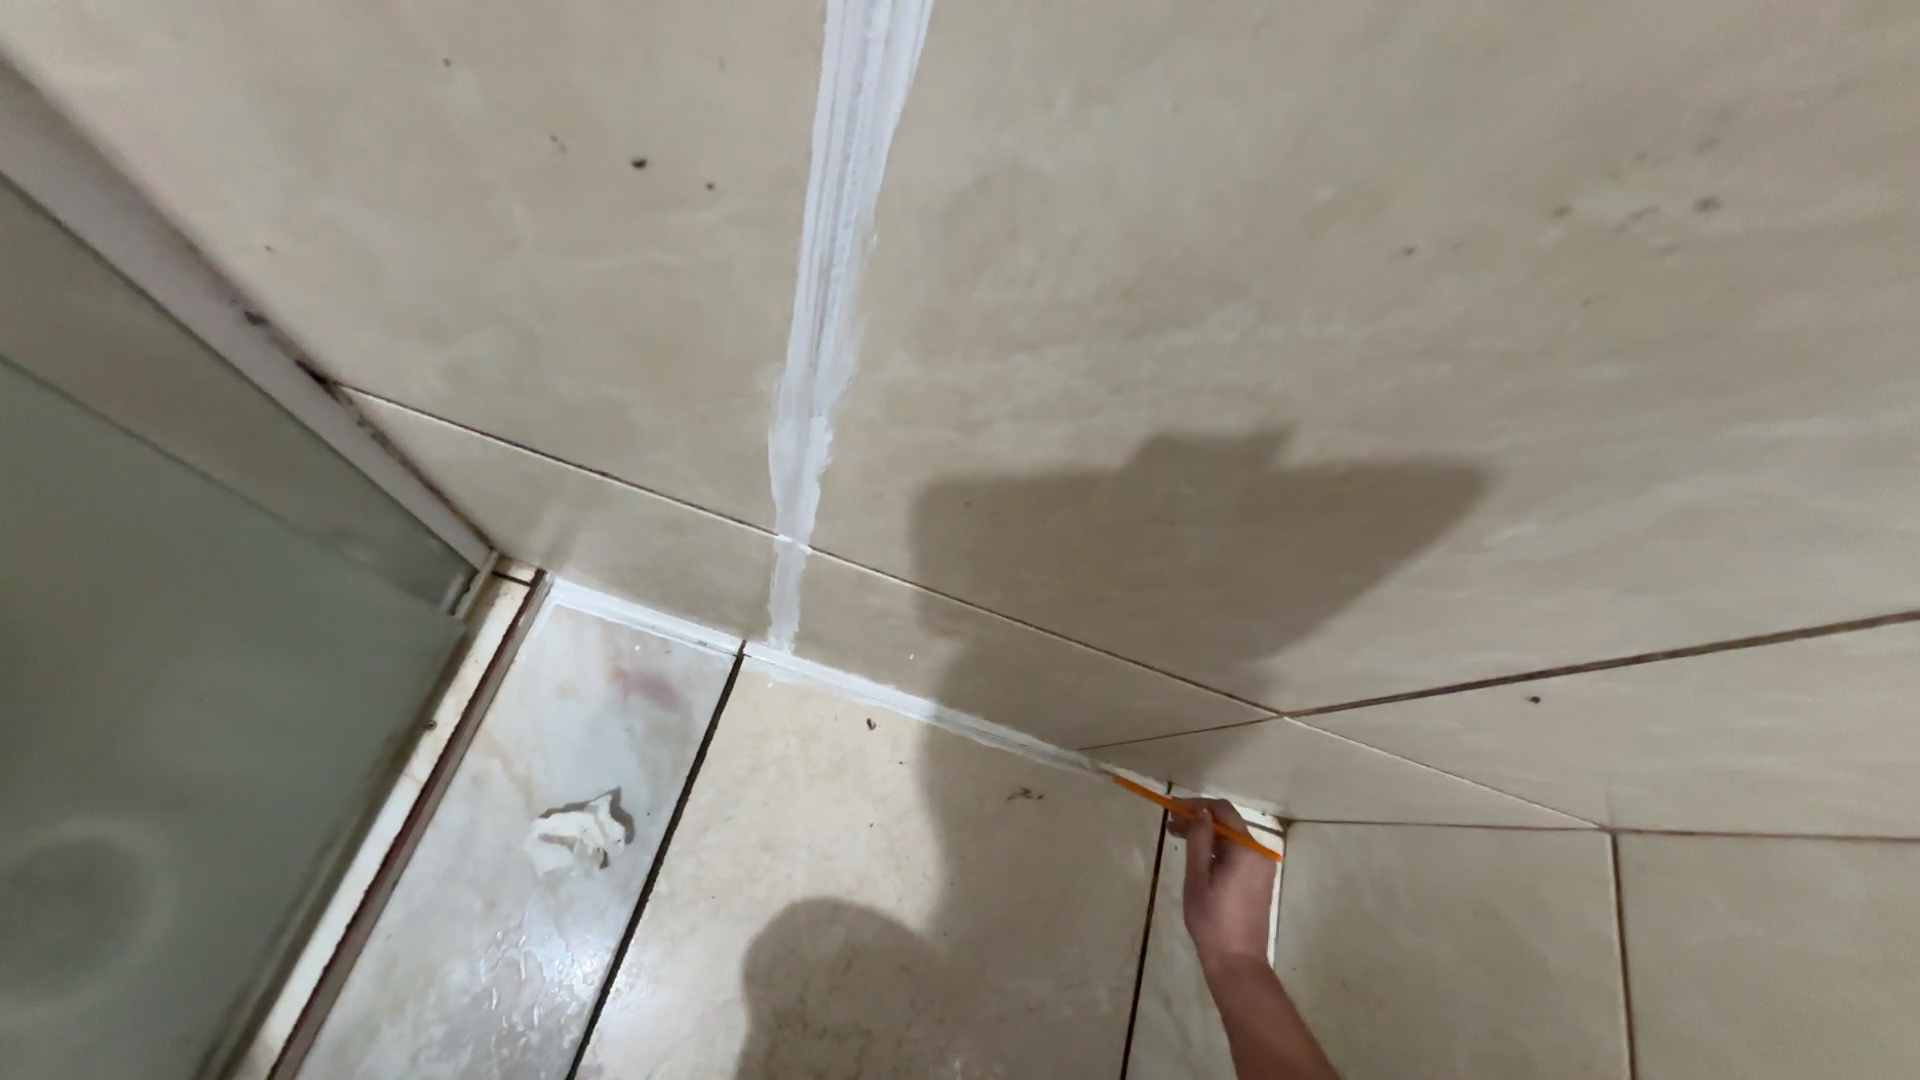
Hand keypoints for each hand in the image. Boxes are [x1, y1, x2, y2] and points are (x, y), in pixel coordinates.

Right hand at [1169, 798, 1274, 971]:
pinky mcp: (1259, 880)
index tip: (1172, 809)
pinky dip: (1217, 849)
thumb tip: (1199, 811)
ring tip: (1179, 838)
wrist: (1237, 962)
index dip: (1196, 805)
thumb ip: (1198, 839)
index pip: (1222, 811)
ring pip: (1232, 838)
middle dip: (1199, 819)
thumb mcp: (1197, 877)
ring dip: (1206, 834)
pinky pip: (1237, 853)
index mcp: (1246, 850)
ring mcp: (1262, 868)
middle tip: (1170, 825)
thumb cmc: (1212, 920)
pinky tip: (1197, 855)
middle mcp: (1260, 854)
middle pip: (1228, 823)